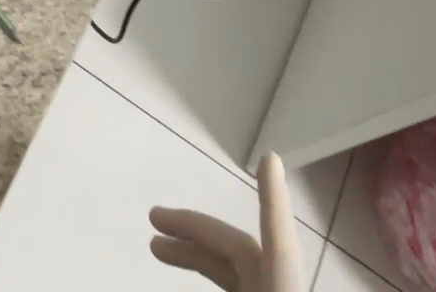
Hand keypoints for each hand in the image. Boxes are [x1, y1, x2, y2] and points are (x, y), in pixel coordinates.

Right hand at [150, 153, 306, 291]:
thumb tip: (175, 278)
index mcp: (281, 290)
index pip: (279, 244)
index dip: (274, 201)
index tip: (270, 157)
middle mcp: (280, 288)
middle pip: (239, 248)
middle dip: (196, 227)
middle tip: (154, 216)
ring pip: (236, 265)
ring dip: (196, 252)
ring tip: (156, 246)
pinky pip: (239, 283)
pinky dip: (215, 269)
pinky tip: (193, 269)